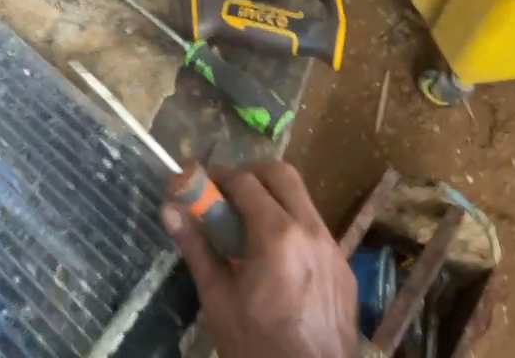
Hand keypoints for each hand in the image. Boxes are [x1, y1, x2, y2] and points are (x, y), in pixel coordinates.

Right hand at [162, 162, 357, 357]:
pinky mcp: (345, 269)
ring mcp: (333, 249)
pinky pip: (316, 230)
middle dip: (252, 174)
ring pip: (303, 200)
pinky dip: (293, 228)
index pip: (245, 181)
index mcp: (277, 235)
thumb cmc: (257, 346)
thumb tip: (170, 210)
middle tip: (228, 194)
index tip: (201, 183)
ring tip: (249, 228)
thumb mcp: (218, 299)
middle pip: (282, 174)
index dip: (219, 176)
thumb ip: (196, 247)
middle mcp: (311, 230)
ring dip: (274, 199)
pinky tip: (277, 260)